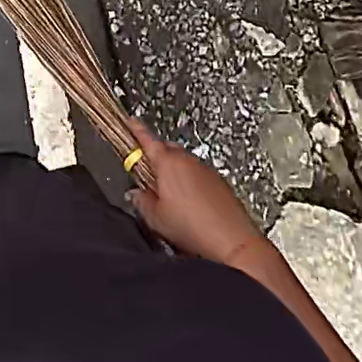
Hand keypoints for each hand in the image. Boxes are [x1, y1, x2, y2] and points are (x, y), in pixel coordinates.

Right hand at [124, 117, 263, 264]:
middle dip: (155, 155)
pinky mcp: (216, 180)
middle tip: (145, 168)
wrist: (230, 239)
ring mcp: (204, 169)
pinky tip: (186, 202)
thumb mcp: (156, 219)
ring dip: (173, 171)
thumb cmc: (192, 227)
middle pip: (167, 149)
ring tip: (165, 194)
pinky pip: (196, 173)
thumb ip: (141, 201)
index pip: (148, 140)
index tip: (131, 121)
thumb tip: (135, 194)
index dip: (138, 130)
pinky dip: (188, 181)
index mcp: (168, 163)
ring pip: (183, 162)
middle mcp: (187, 160)